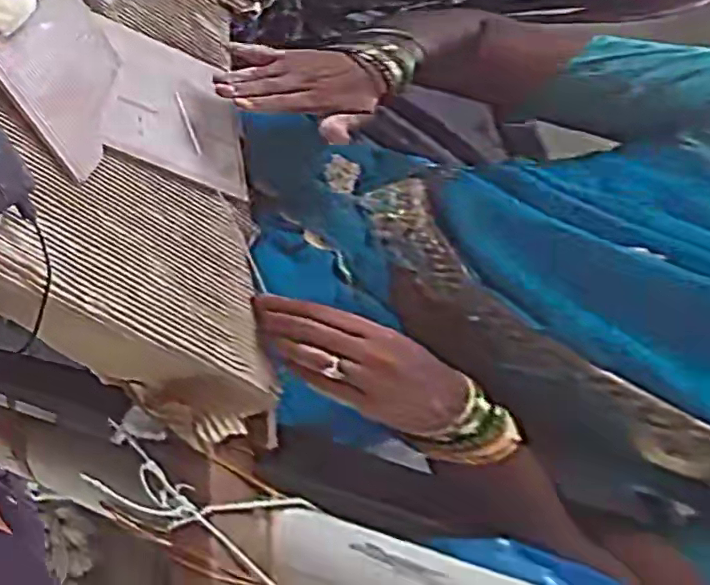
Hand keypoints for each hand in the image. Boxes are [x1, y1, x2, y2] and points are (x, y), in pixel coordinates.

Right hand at [215, 42, 378, 143]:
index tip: (240, 103)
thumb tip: (331, 136)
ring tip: (218, 78)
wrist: (372, 67)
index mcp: (317, 98)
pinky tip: (228, 49)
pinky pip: (263, 52)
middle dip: (242, 88)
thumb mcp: (363, 116)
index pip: (282, 101)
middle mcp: (300, 80)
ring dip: (237, 75)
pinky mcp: (287, 55)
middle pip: (266, 86)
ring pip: (260, 72)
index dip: (261, 102)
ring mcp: (292, 65)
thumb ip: (344, 125)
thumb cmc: (360, 97)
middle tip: (221, 90)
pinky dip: (244, 50)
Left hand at [255, 296, 472, 437]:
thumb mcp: (389, 337)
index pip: (321, 313)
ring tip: (262, 334)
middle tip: (254, 313)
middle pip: (312, 331)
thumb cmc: (417, 366)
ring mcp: (367, 380)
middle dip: (277, 320)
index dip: (288, 305)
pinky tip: (283, 361)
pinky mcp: (365, 405)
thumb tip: (302, 312)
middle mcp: (370, 353)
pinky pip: (324, 384)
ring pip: (314, 357)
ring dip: (283, 344)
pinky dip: (299, 371)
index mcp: (376, 332)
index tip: (263, 299)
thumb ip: (349, 326)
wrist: (456, 411)